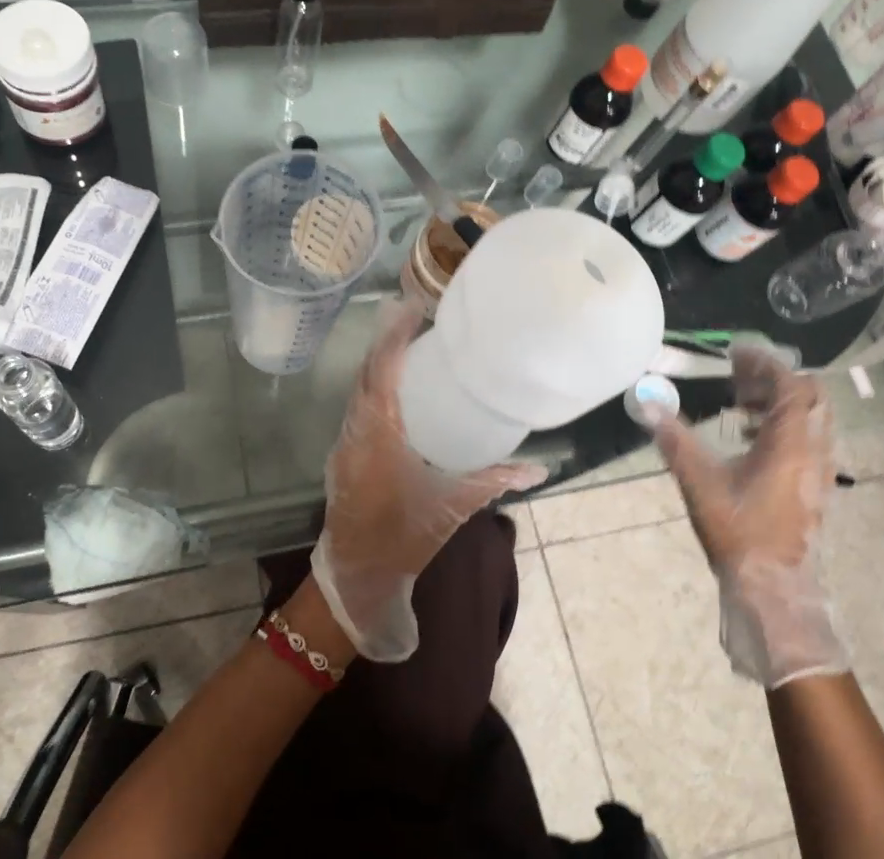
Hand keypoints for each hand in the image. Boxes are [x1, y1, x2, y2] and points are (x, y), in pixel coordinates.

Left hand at [312, 303, 546, 662]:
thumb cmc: (404, 538)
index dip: (396, 338)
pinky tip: (396, 387)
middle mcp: (355, 431)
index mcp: (379, 435)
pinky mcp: (342, 455)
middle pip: (367, 373)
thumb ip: (494, 481)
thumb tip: (540, 469)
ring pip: (358, 391)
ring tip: (410, 343)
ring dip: (379, 364)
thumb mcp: (452, 506)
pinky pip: (357, 408)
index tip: (414, 309)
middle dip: (388, 342)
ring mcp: (344, 443)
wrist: (357, 575)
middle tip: (418, 317)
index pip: (383, 372)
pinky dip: (374, 389)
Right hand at [646, 341, 848, 687]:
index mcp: (791, 443)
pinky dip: (783, 425)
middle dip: (773, 378)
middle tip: (736, 376)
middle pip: (809, 396)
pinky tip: (749, 439)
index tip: (735, 351)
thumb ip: (674, 438)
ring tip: (739, 403)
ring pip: (811, 418)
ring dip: (779, 401)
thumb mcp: (699, 481)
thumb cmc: (738, 531)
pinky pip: (808, 438)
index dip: (763, 362)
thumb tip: (646, 402)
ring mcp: (820, 469)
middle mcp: (815, 450)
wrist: (772, 585)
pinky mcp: (815, 486)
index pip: (789, 384)